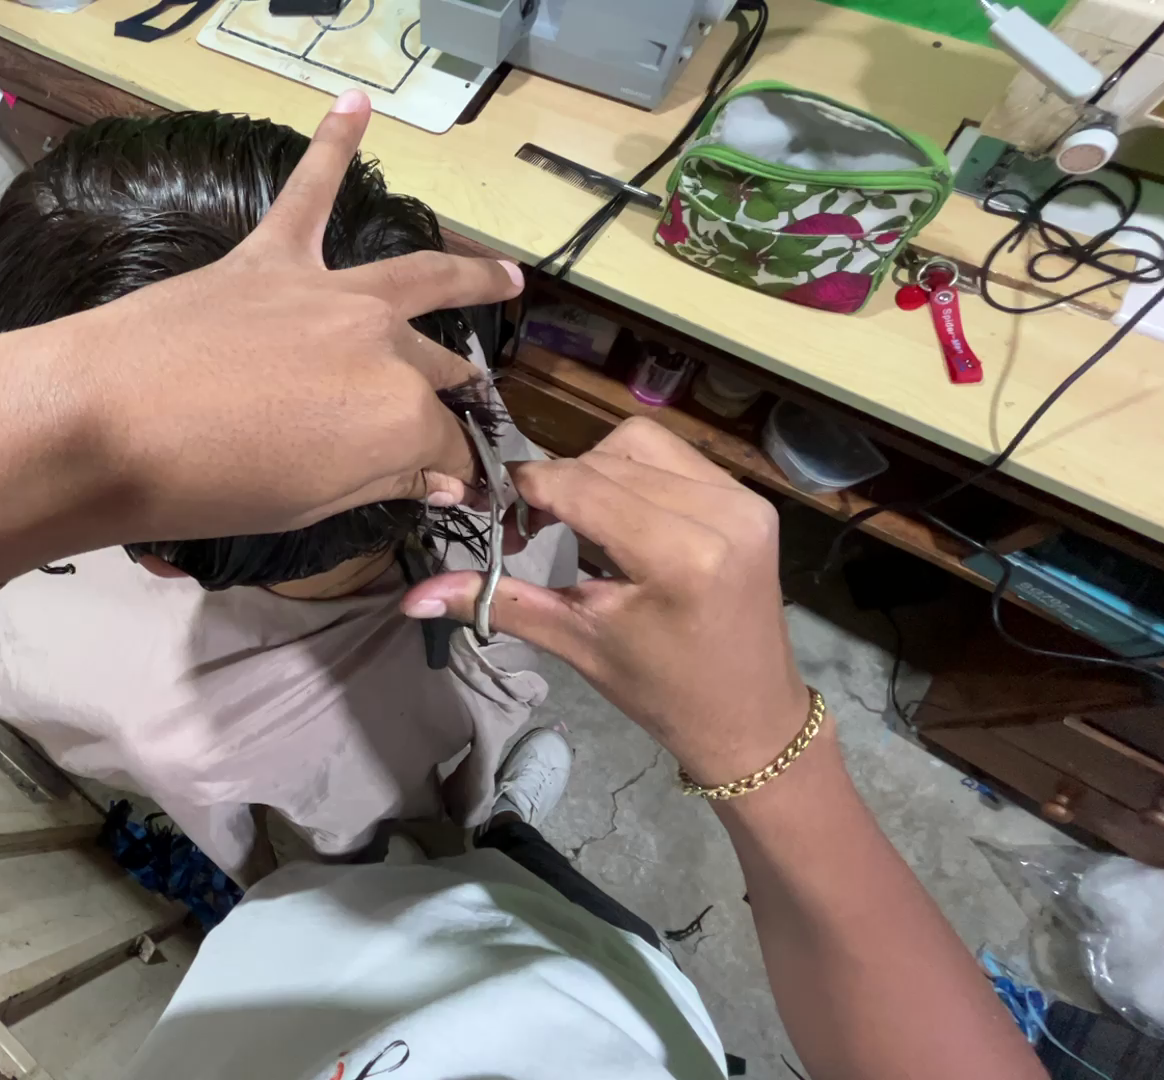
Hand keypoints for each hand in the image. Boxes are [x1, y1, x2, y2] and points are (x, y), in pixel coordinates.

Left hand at [0, 89, 523, 580]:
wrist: (101, 425)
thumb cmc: (205, 489)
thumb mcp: (307, 505)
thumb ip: (381, 482)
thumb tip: (443, 480)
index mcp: (398, 417)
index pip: (450, 449)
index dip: (458, 475)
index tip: (458, 492)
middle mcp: (384, 343)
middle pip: (439, 369)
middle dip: (459, 401)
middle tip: (464, 415)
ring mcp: (330, 294)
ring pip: (418, 276)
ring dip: (469, 278)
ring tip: (509, 278)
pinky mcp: (271, 260)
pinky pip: (309, 193)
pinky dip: (332, 149)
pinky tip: (356, 107)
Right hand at [400, 417, 815, 786]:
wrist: (750, 715)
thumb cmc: (657, 690)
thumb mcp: (573, 642)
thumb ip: (495, 602)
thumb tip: (413, 598)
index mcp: (678, 558)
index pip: (578, 485)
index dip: (524, 487)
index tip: (494, 509)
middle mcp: (719, 513)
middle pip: (602, 459)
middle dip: (552, 483)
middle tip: (526, 526)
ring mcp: (742, 500)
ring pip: (635, 444)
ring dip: (590, 469)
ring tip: (573, 516)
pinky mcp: (749, 498)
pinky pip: (670, 454)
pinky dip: (628, 469)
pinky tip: (615, 511)